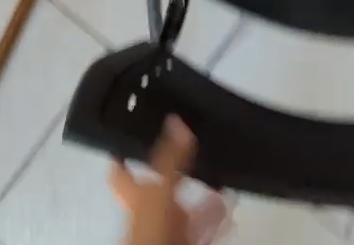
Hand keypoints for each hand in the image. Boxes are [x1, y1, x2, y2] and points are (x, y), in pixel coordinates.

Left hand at [110, 117, 228, 244]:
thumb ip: (170, 156)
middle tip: (200, 153)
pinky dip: (218, 218)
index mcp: (135, 196)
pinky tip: (230, 209)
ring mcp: (167, 228)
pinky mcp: (184, 240)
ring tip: (224, 185)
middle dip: (185, 173)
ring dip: (207, 197)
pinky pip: (204, 228)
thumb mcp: (160, 187)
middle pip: (164, 186)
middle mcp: (149, 211)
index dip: (125, 152)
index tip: (132, 132)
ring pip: (189, 208)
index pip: (124, 170)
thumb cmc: (149, 230)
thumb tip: (177, 120)